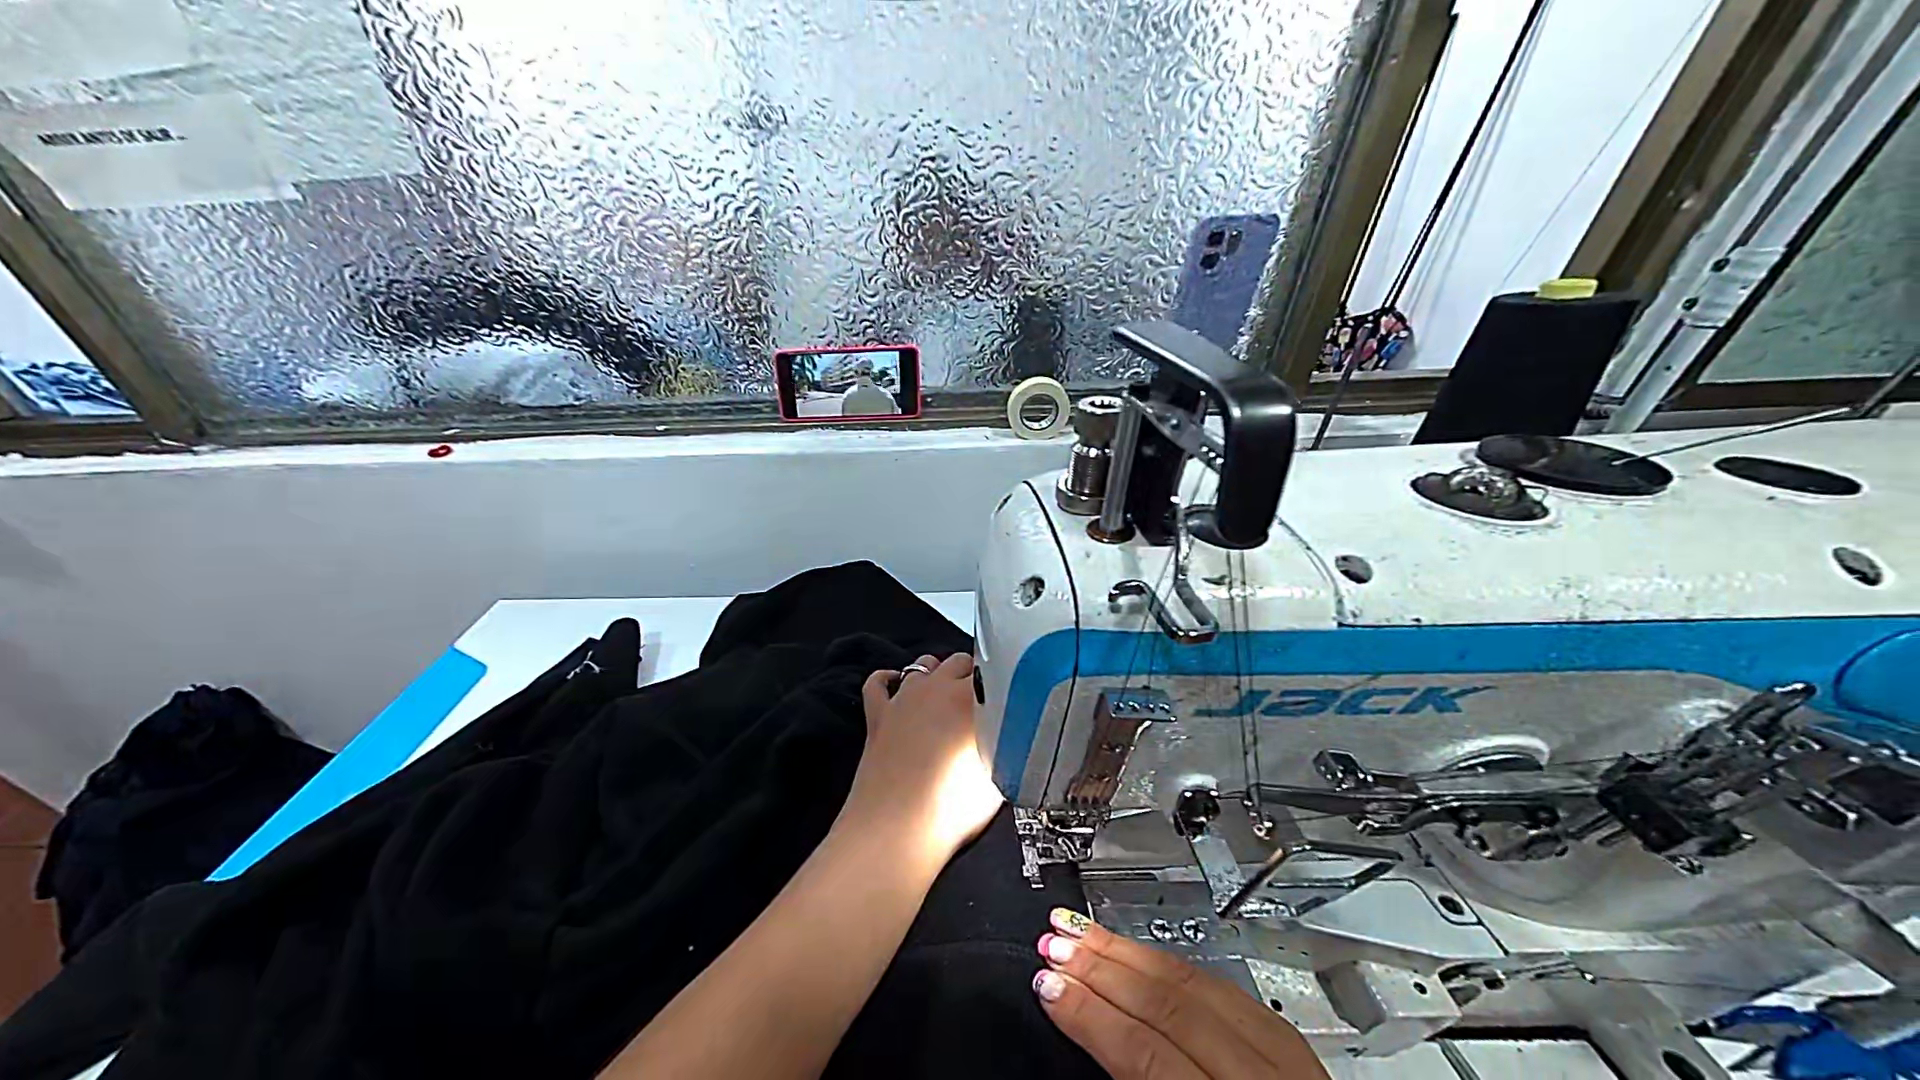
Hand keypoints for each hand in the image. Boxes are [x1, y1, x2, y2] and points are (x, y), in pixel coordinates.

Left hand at [842, 653, 1003, 861]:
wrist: (896, 830)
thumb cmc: (951, 808)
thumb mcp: (1000, 776)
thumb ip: (1007, 744)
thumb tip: (1011, 738)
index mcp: (972, 697)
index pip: (993, 670)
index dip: (1003, 680)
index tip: (1010, 693)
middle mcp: (938, 687)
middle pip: (960, 662)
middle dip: (973, 674)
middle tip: (983, 698)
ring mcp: (904, 698)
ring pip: (924, 665)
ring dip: (937, 674)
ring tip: (947, 693)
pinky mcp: (879, 715)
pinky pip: (879, 683)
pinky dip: (888, 679)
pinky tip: (897, 684)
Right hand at [1031, 908, 1331, 1079]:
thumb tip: (1084, 1031)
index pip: (1148, 1056)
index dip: (1091, 1015)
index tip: (1048, 986)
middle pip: (1169, 1006)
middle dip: (1101, 969)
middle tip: (1053, 943)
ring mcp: (1287, 1060)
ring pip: (1194, 982)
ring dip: (1128, 953)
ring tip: (1081, 930)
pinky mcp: (1291, 1042)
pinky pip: (1221, 985)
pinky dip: (1170, 964)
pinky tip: (1137, 950)